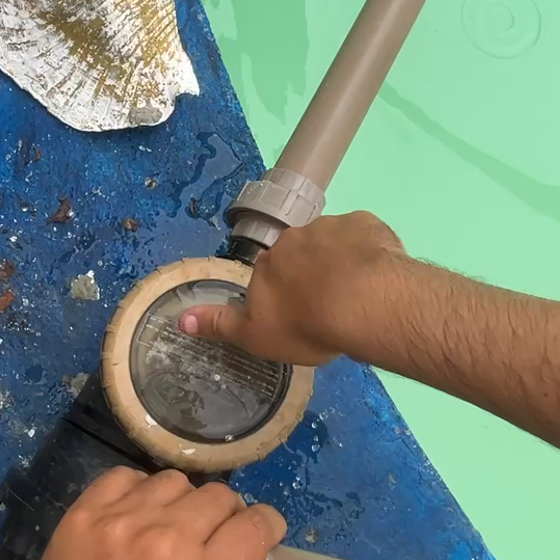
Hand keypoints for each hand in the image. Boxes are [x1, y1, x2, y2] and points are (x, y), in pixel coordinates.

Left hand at [0, 468, 308, 559]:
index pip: (257, 522)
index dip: (266, 530)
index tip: (257, 544)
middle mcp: (165, 541)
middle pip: (221, 496)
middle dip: (228, 519)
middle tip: (213, 548)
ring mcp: (119, 522)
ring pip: (176, 482)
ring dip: (184, 504)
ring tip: (173, 535)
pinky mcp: (84, 513)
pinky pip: (127, 475)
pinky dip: (139, 493)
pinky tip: (138, 523)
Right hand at [182, 211, 407, 364]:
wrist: (362, 303)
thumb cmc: (306, 325)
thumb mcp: (255, 335)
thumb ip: (219, 324)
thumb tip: (180, 318)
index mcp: (267, 263)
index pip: (269, 273)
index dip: (283, 291)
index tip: (298, 311)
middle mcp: (294, 238)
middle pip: (301, 254)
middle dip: (313, 273)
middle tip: (330, 304)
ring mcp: (331, 227)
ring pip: (335, 243)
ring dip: (343, 263)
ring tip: (358, 294)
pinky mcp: (366, 224)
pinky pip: (365, 236)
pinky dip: (370, 252)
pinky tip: (378, 276)